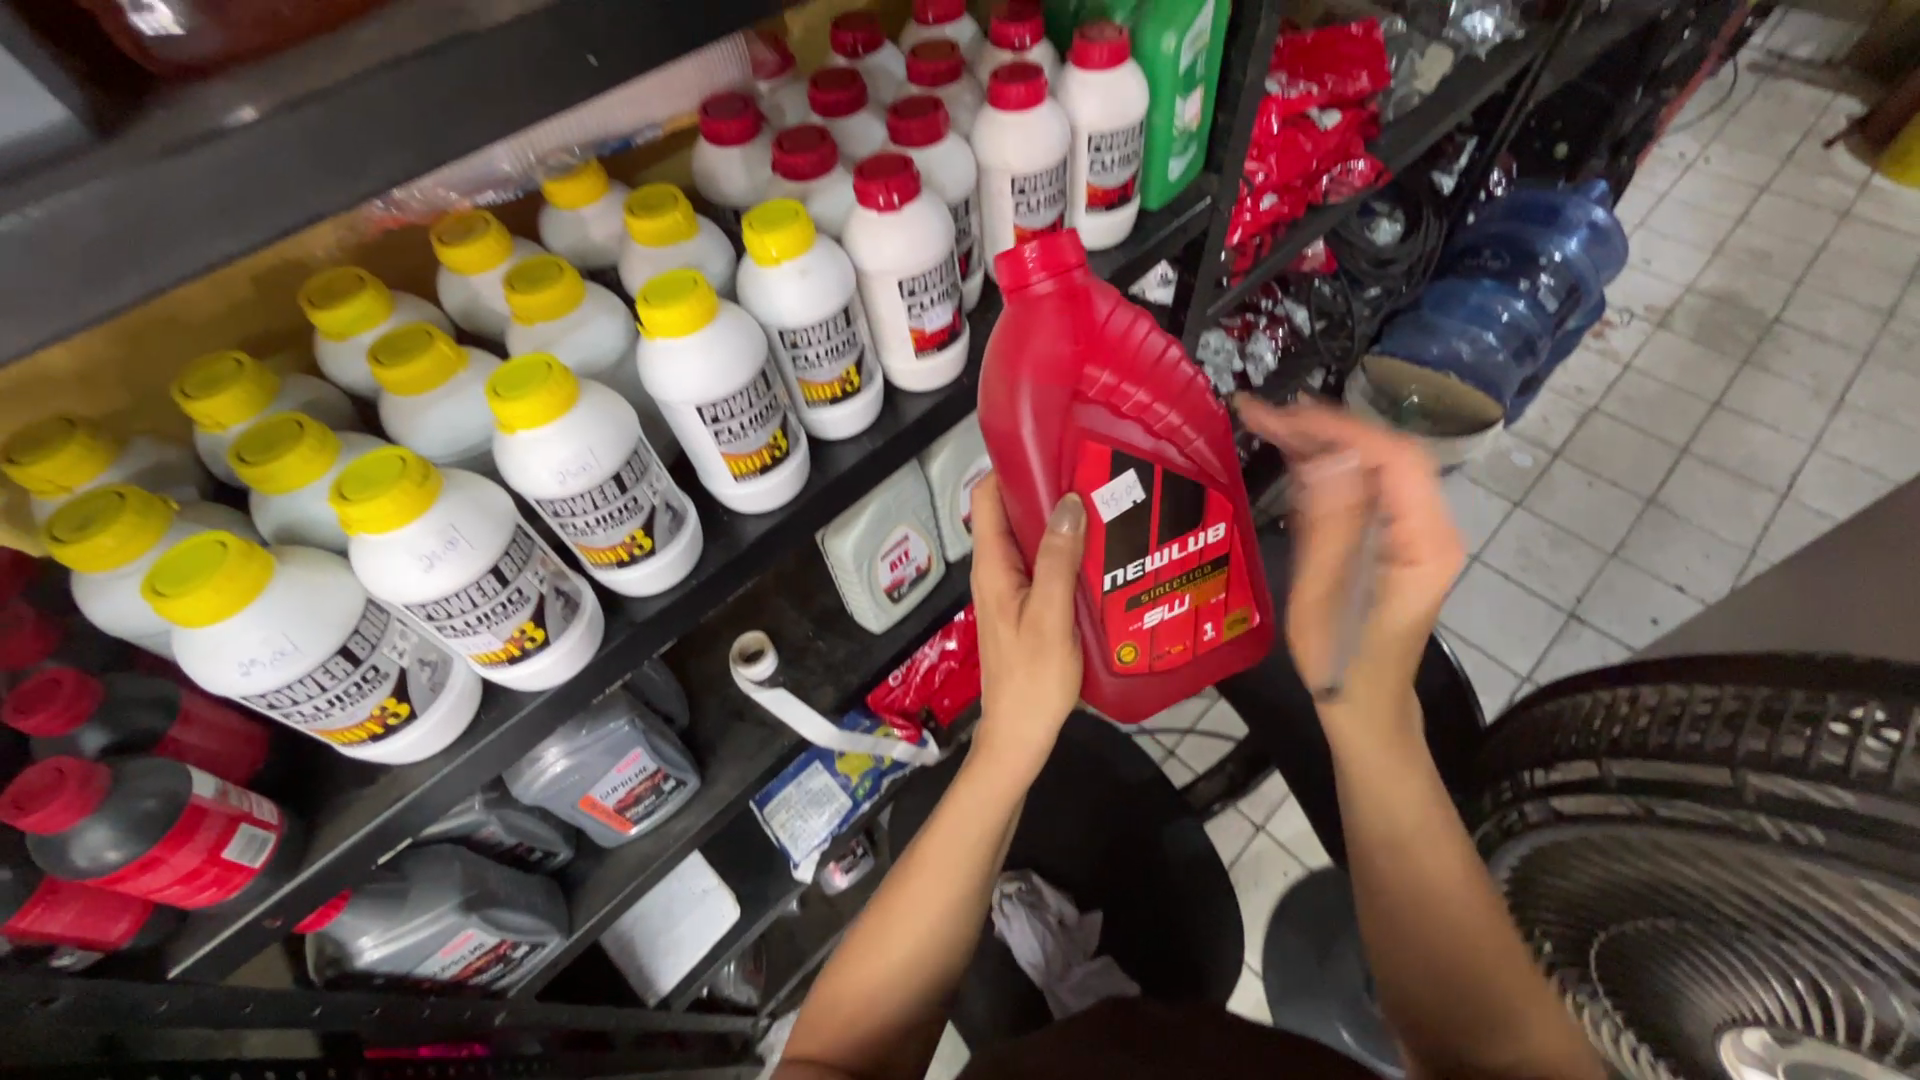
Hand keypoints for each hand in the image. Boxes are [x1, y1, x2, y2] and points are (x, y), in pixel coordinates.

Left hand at [968, 473, 1086, 782]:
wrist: (1021, 733)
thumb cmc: (1033, 678)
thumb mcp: (1050, 616)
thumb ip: (1056, 560)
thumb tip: (1067, 501)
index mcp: (992, 566)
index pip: (987, 498)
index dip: (1010, 468)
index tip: (1050, 448)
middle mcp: (996, 570)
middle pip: (1011, 513)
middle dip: (1044, 489)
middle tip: (1090, 472)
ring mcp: (1010, 589)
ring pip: (1030, 540)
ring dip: (1058, 521)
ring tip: (1101, 502)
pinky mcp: (1026, 606)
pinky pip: (1042, 565)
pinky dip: (1064, 551)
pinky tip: (1098, 550)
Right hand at [1234, 397, 1463, 730]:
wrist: (1366, 706)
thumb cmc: (1341, 664)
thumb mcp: (1324, 598)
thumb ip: (1329, 526)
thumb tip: (1323, 459)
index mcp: (1424, 544)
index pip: (1393, 460)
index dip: (1338, 428)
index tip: (1282, 415)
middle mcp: (1431, 528)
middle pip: (1387, 454)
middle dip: (1326, 427)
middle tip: (1264, 414)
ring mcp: (1415, 532)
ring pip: (1375, 466)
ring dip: (1324, 442)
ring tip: (1268, 425)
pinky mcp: (1395, 539)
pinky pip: (1367, 488)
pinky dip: (1329, 467)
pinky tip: (1292, 457)